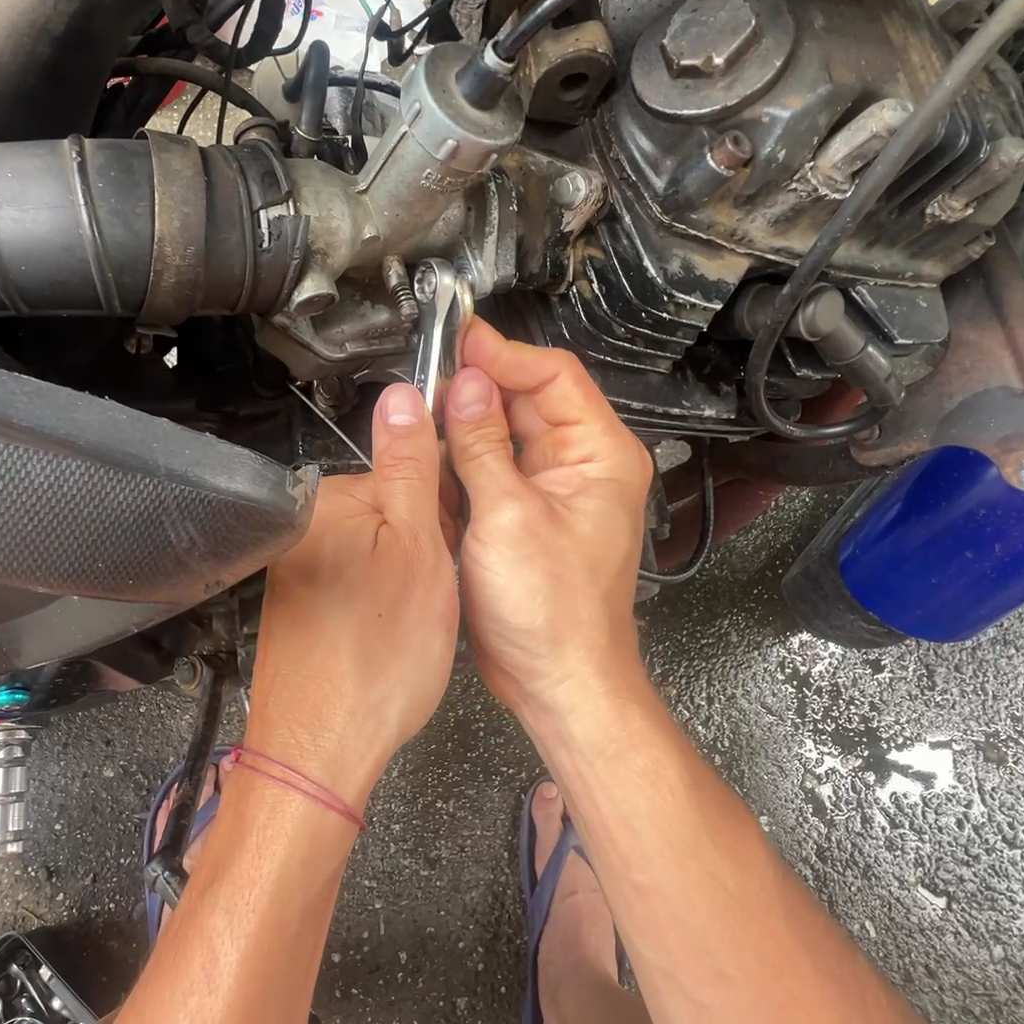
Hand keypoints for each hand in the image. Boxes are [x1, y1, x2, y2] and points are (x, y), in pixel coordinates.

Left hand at [247, 384, 459, 805]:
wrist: (322, 751)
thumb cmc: (373, 661)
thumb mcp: (419, 550)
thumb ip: (411, 469)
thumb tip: (404, 395)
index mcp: (327, 500)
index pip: (402, 472)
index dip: (442, 510)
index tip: (454, 545)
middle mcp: (302, 529)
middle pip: (388, 512)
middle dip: (422, 546)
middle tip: (433, 594)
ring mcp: (297, 570)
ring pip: (376, 554)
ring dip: (403, 580)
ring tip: (410, 625)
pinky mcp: (300, 607)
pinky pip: (355, 587)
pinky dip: (378, 606)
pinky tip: (386, 640)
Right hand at [442, 321, 656, 721]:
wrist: (557, 681)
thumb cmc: (554, 613)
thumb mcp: (507, 517)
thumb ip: (482, 445)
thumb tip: (463, 388)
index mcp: (599, 455)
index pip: (554, 375)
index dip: (503, 355)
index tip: (458, 343)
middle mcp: (580, 466)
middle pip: (527, 400)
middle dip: (477, 387)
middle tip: (429, 375)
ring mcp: (550, 492)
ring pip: (504, 434)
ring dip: (466, 423)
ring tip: (424, 410)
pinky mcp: (523, 516)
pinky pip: (492, 470)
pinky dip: (463, 460)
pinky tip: (433, 454)